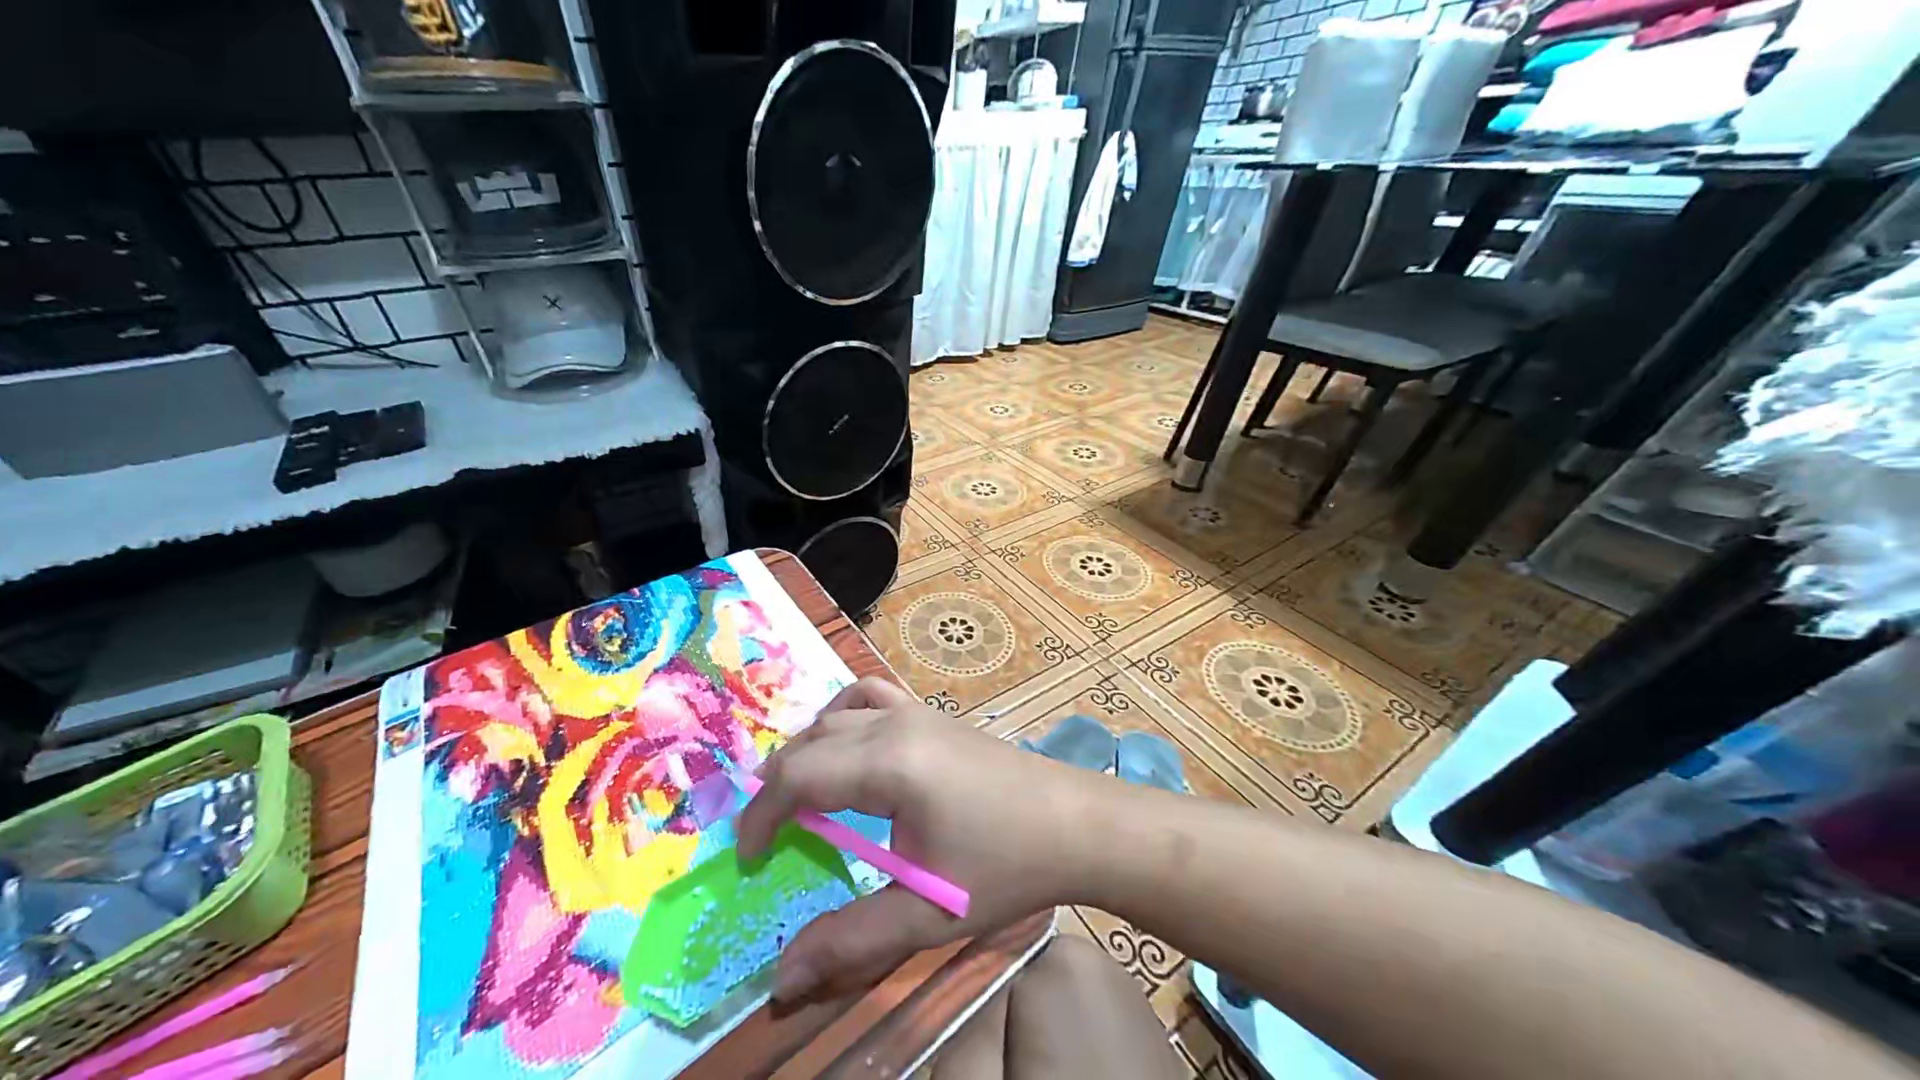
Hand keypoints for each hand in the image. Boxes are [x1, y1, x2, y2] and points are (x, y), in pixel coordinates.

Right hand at [737, 677, 1105, 1003]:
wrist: (1078, 825)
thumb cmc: (1007, 866)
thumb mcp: (928, 912)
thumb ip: (850, 942)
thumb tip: (782, 978)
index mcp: (889, 763)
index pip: (797, 776)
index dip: (761, 818)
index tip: (752, 861)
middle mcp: (896, 723)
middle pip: (810, 742)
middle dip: (779, 790)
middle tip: (775, 841)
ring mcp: (917, 711)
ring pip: (836, 716)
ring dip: (807, 754)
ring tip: (804, 801)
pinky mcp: (934, 714)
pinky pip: (871, 698)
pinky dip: (843, 719)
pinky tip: (851, 752)